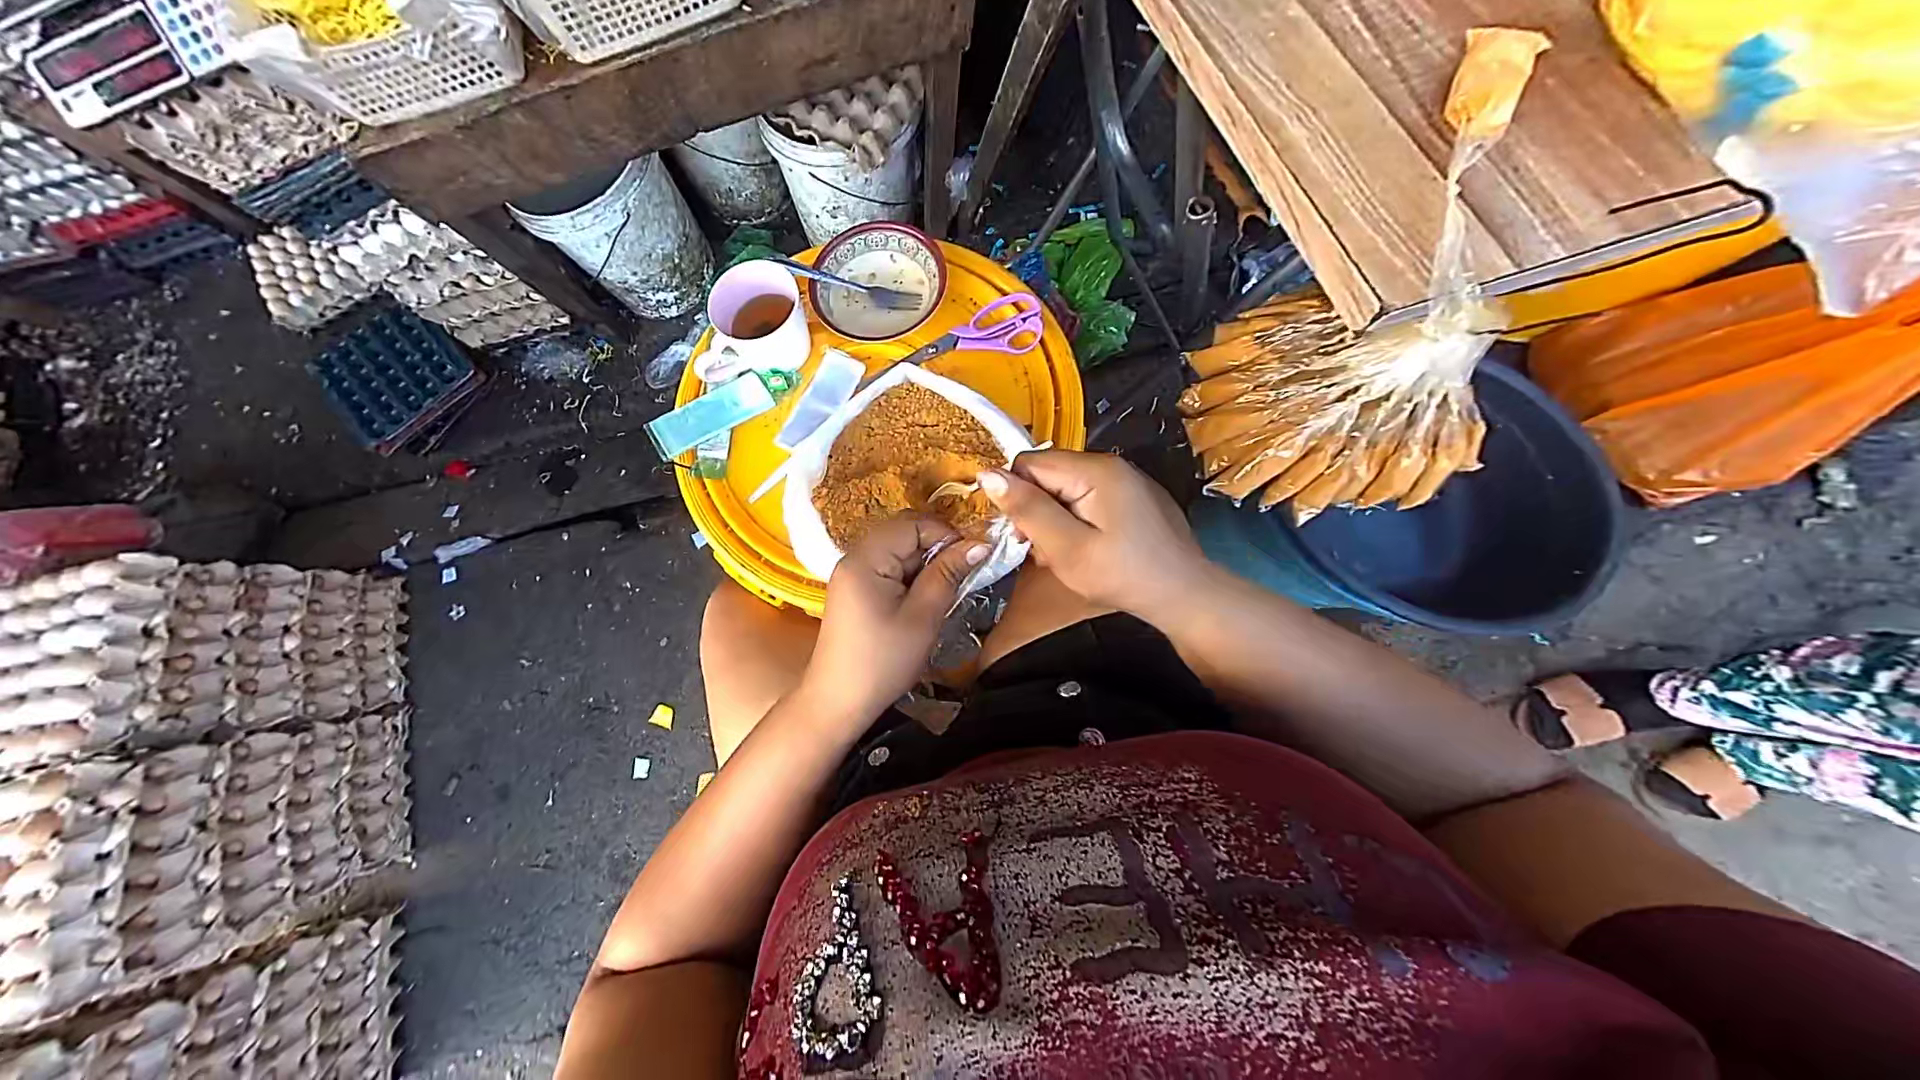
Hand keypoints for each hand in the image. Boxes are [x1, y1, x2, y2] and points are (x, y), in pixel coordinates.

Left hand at [800, 516, 987, 722]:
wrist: (838, 702)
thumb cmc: (882, 662)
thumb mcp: (923, 617)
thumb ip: (949, 574)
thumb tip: (980, 542)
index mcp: (866, 559)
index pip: (912, 524)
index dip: (946, 534)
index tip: (972, 557)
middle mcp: (855, 558)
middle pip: (903, 533)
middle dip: (937, 547)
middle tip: (963, 574)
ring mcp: (852, 575)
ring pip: (899, 551)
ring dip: (926, 564)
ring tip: (946, 590)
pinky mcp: (856, 591)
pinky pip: (889, 569)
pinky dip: (912, 577)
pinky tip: (925, 600)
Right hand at [977, 449, 1213, 620]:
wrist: (1185, 596)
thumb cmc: (1126, 576)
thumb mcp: (1067, 549)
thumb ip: (1027, 510)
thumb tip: (987, 475)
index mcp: (1095, 470)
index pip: (1028, 463)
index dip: (1017, 498)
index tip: (1025, 535)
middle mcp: (1111, 465)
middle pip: (1047, 475)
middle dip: (1037, 512)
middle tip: (1049, 552)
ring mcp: (1125, 481)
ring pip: (1065, 490)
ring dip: (1056, 522)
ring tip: (1070, 556)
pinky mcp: (1132, 499)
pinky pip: (1088, 500)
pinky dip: (1077, 524)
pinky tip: (1089, 551)